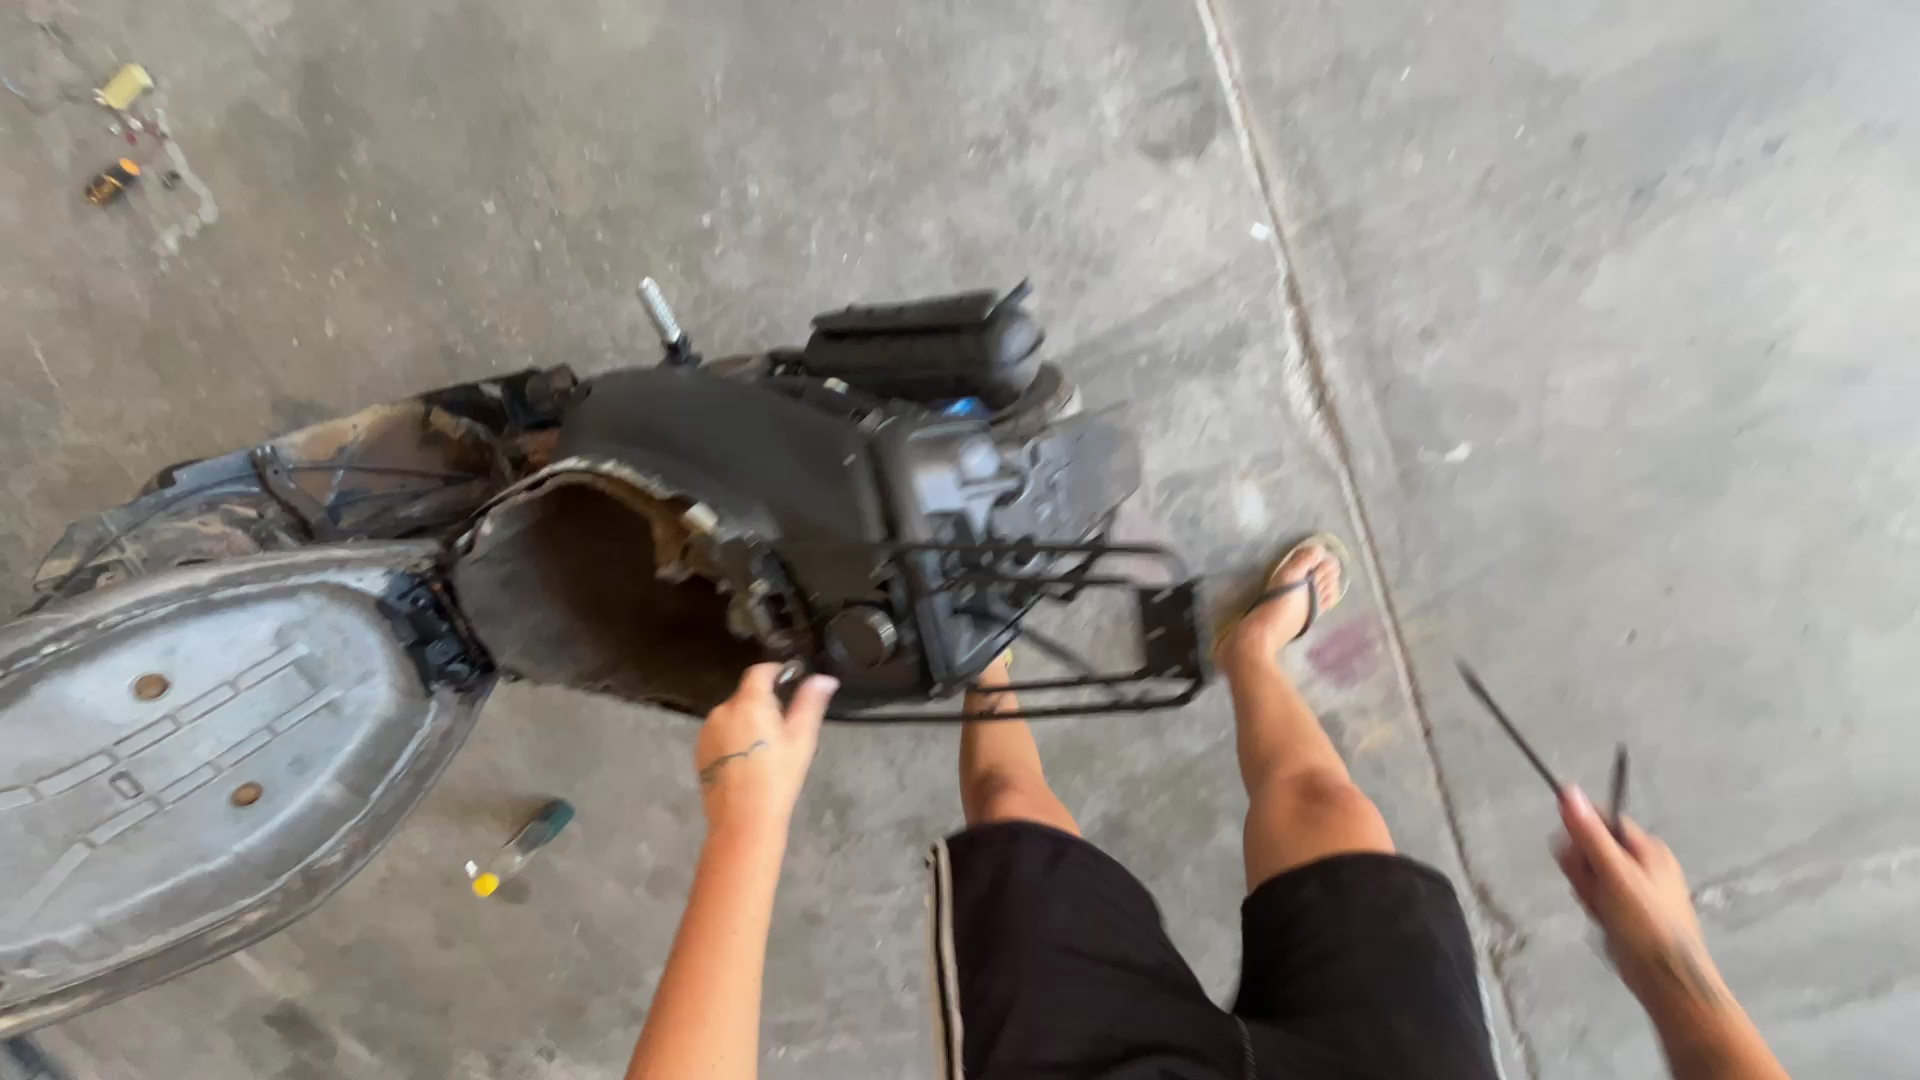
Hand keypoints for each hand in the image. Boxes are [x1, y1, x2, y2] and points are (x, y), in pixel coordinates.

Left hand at [694, 664, 837, 832]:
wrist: (743, 820)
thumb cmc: (778, 777)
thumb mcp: (801, 739)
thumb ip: (810, 702)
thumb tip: (824, 678)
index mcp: (748, 703)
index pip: (759, 672)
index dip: (776, 672)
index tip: (790, 683)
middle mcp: (722, 710)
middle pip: (746, 694)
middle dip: (764, 703)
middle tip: (783, 729)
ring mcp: (707, 731)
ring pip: (733, 714)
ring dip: (748, 720)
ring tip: (764, 748)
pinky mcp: (699, 750)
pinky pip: (720, 732)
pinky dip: (733, 737)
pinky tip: (746, 760)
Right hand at [1555, 787, 1729, 1016]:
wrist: (1666, 980)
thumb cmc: (1645, 923)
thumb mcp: (1614, 874)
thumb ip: (1589, 833)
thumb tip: (1568, 790)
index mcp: (1647, 848)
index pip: (1597, 821)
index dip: (1580, 836)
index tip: (1579, 857)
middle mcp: (1643, 860)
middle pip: (1588, 845)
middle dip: (1582, 868)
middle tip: (1594, 889)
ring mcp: (1635, 883)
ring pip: (1588, 868)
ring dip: (1585, 887)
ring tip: (1600, 907)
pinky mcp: (1626, 904)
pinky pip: (1595, 889)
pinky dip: (1592, 901)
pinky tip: (1602, 915)